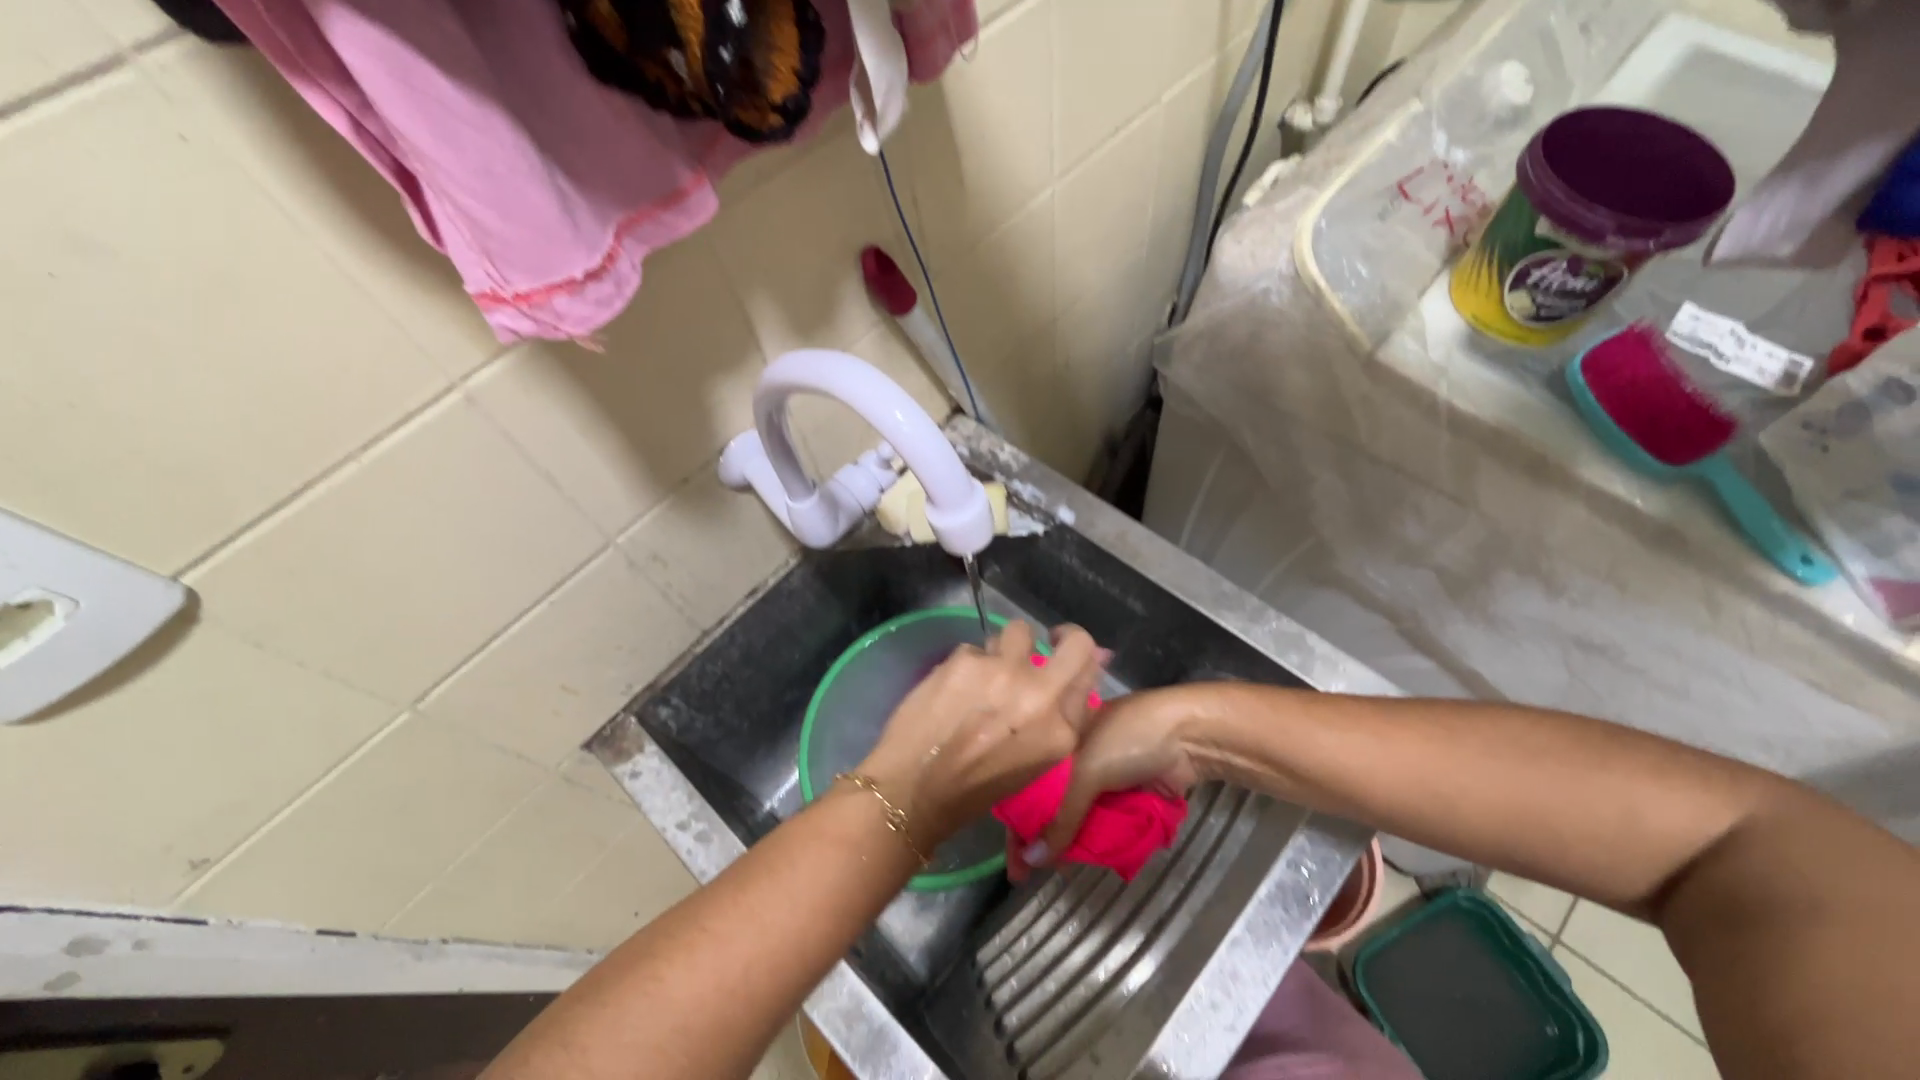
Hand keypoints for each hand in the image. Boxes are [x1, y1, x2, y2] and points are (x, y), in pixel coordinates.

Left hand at [857, 621, 1103, 846]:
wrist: (914, 788)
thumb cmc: (974, 788)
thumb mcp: (1033, 763)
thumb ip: (1056, 718)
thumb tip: (1085, 673)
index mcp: (1062, 732)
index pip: (1089, 677)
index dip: (1077, 663)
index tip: (1062, 660)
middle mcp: (1041, 696)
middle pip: (1075, 642)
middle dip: (1064, 636)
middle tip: (1045, 642)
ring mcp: (1004, 672)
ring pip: (1018, 632)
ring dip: (1006, 647)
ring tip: (985, 672)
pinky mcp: (966, 660)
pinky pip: (974, 648)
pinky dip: (967, 665)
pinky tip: (951, 688)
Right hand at [1010, 686, 1205, 878]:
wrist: (1189, 736)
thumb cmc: (1129, 738)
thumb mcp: (1086, 772)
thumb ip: (1060, 818)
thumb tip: (1033, 861)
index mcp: (1058, 736)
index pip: (1024, 781)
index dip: (1014, 817)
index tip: (1010, 854)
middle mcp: (1073, 756)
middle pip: (1046, 803)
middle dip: (1036, 835)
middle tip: (1026, 873)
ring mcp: (1100, 776)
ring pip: (1073, 816)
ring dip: (1063, 841)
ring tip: (1051, 871)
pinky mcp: (1123, 794)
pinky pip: (1098, 821)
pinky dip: (1089, 839)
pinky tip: (1078, 859)